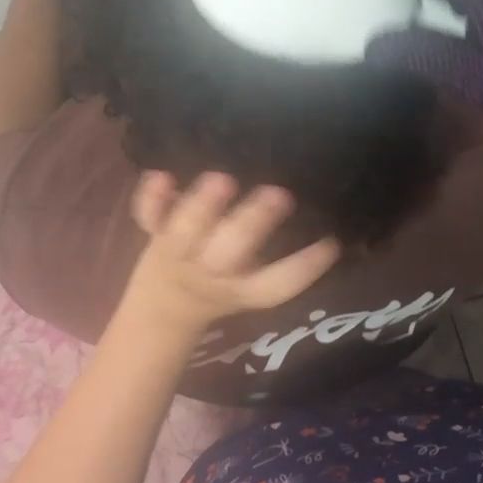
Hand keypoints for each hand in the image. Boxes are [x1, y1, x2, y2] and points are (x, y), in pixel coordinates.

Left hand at [123, 171, 339, 336]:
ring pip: (186, 232)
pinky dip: (151, 198)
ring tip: (222, 180)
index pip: (278, 283)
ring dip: (202, 206)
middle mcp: (212, 271)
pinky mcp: (153, 234)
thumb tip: (334, 227)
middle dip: (252, 223)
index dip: (305, 268)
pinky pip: (148, 218)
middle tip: (278, 194)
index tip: (331, 242)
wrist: (165, 306)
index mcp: (243, 287)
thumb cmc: (223, 281)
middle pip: (230, 253)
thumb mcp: (254, 282)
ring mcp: (179, 253)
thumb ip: (284, 260)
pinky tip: (161, 175)